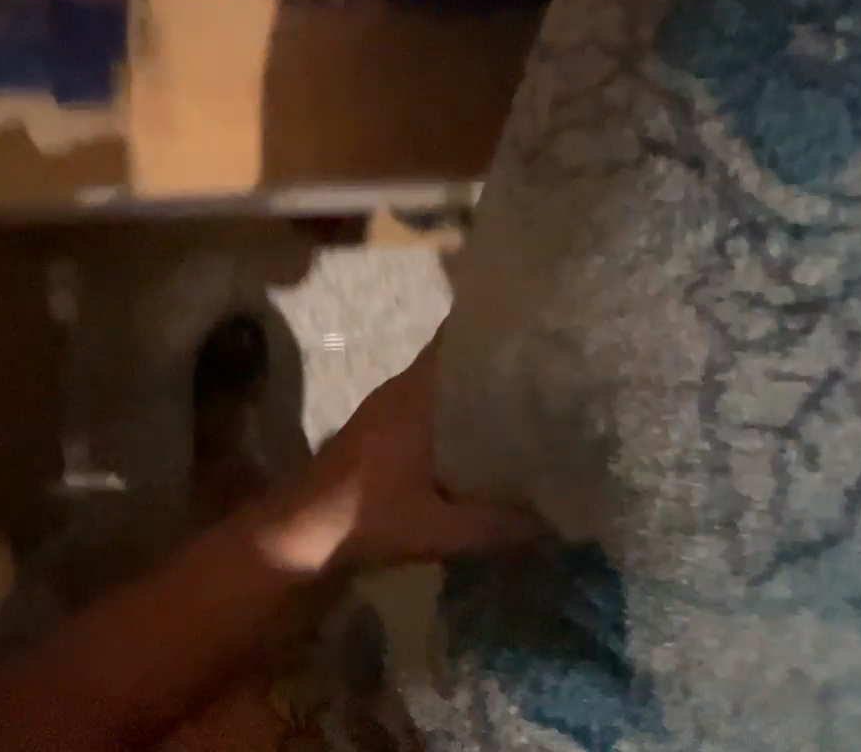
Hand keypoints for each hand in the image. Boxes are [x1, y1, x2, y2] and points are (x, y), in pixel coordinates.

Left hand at [252, 329, 543, 573]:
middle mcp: (399, 391)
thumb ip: (499, 526)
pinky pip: (429, 406)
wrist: (301, 532)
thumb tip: (559, 522)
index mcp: (412, 396)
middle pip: (453, 361)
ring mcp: (387, 409)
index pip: (453, 340)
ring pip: (442, 386)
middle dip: (498, 363)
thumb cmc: (366, 518)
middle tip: (555, 370)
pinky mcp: (381, 430)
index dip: (492, 329)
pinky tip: (491, 436)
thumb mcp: (439, 529)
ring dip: (478, 389)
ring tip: (536, 399)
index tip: (539, 328)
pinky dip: (459, 412)